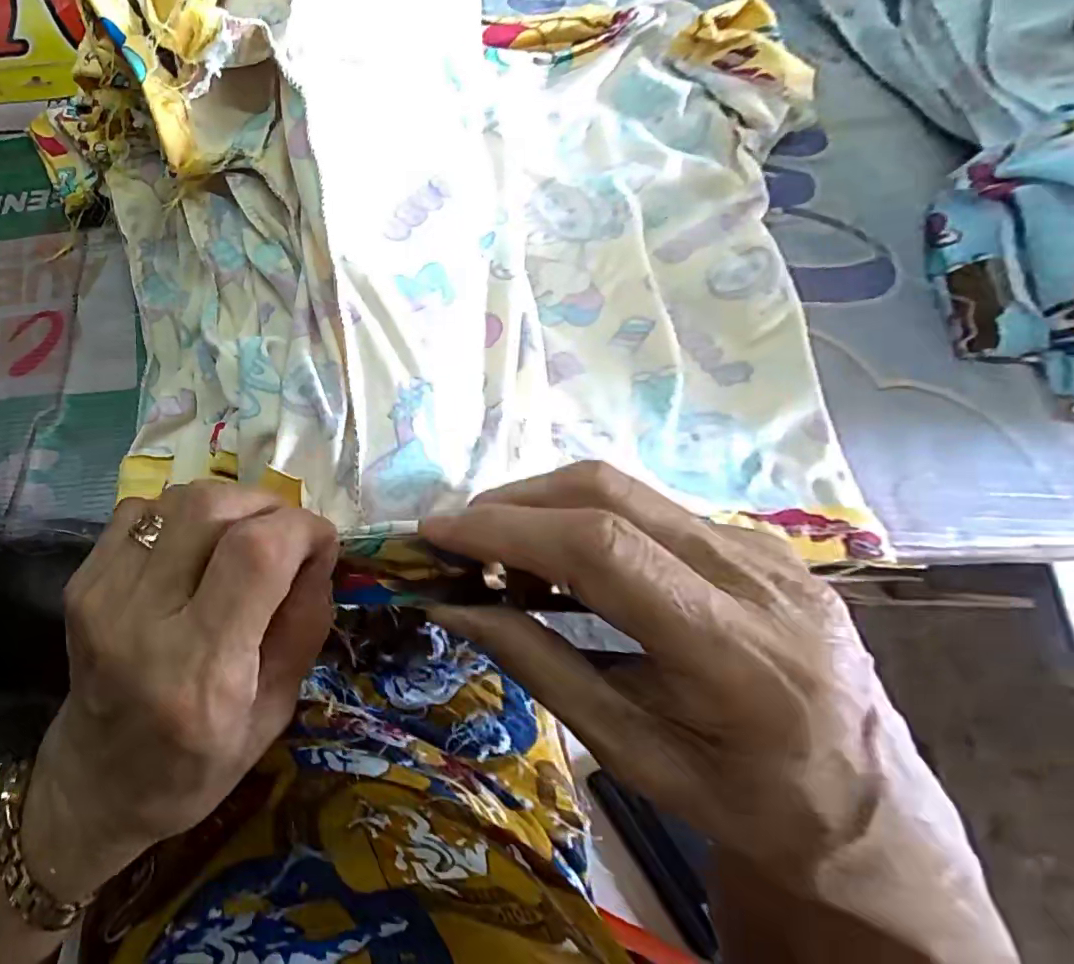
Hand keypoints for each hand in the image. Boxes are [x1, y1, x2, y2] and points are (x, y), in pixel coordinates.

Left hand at [21, 482, 337, 902]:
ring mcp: (100, 595)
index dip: (300, 528)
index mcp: (199, 671)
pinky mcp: (80, 581)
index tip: (321, 541)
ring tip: (239, 537)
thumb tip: (317, 548)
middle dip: (263, 506)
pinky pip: (137, 512)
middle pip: (208, 509)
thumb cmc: (196, 765)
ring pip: (173, 501)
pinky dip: (177, 517)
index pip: (254, 556)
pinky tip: (188, 549)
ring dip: (222, 507)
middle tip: (283, 532)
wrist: (98, 779)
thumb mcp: (273, 713)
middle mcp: (141, 622)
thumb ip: (303, 624)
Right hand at [418, 462, 1015, 960]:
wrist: (873, 817)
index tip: (433, 534)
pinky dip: (579, 516)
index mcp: (738, 654)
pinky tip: (557, 559)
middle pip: (608, 494)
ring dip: (539, 504)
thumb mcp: (629, 752)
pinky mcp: (761, 547)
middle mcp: (762, 584)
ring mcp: (769, 556)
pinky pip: (648, 506)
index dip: (504, 529)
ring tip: (497, 550)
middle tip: (457, 539)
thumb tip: (447, 605)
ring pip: (625, 488)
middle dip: (511, 503)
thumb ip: (536, 665)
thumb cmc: (743, 801)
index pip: (600, 549)